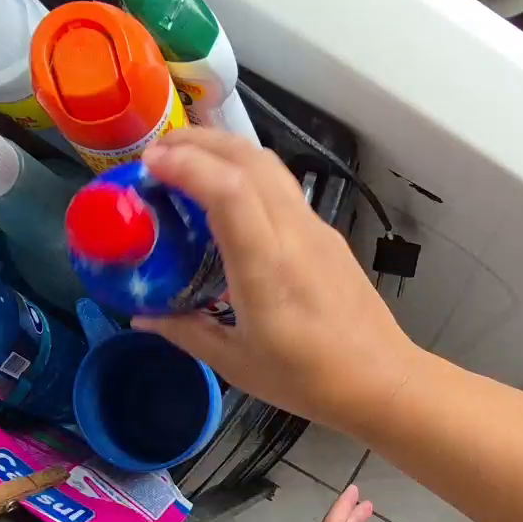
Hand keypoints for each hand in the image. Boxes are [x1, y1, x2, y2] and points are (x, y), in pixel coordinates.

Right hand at [132, 128, 421, 435]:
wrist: (380, 380)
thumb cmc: (308, 379)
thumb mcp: (237, 364)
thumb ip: (186, 332)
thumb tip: (142, 315)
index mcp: (267, 268)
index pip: (229, 191)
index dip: (187, 165)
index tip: (148, 165)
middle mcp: (294, 235)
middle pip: (248, 159)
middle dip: (197, 142)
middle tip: (156, 153)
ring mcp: (315, 230)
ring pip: (270, 166)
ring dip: (224, 150)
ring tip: (187, 162)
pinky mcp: (327, 235)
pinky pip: (282, 187)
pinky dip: (247, 173)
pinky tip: (227, 194)